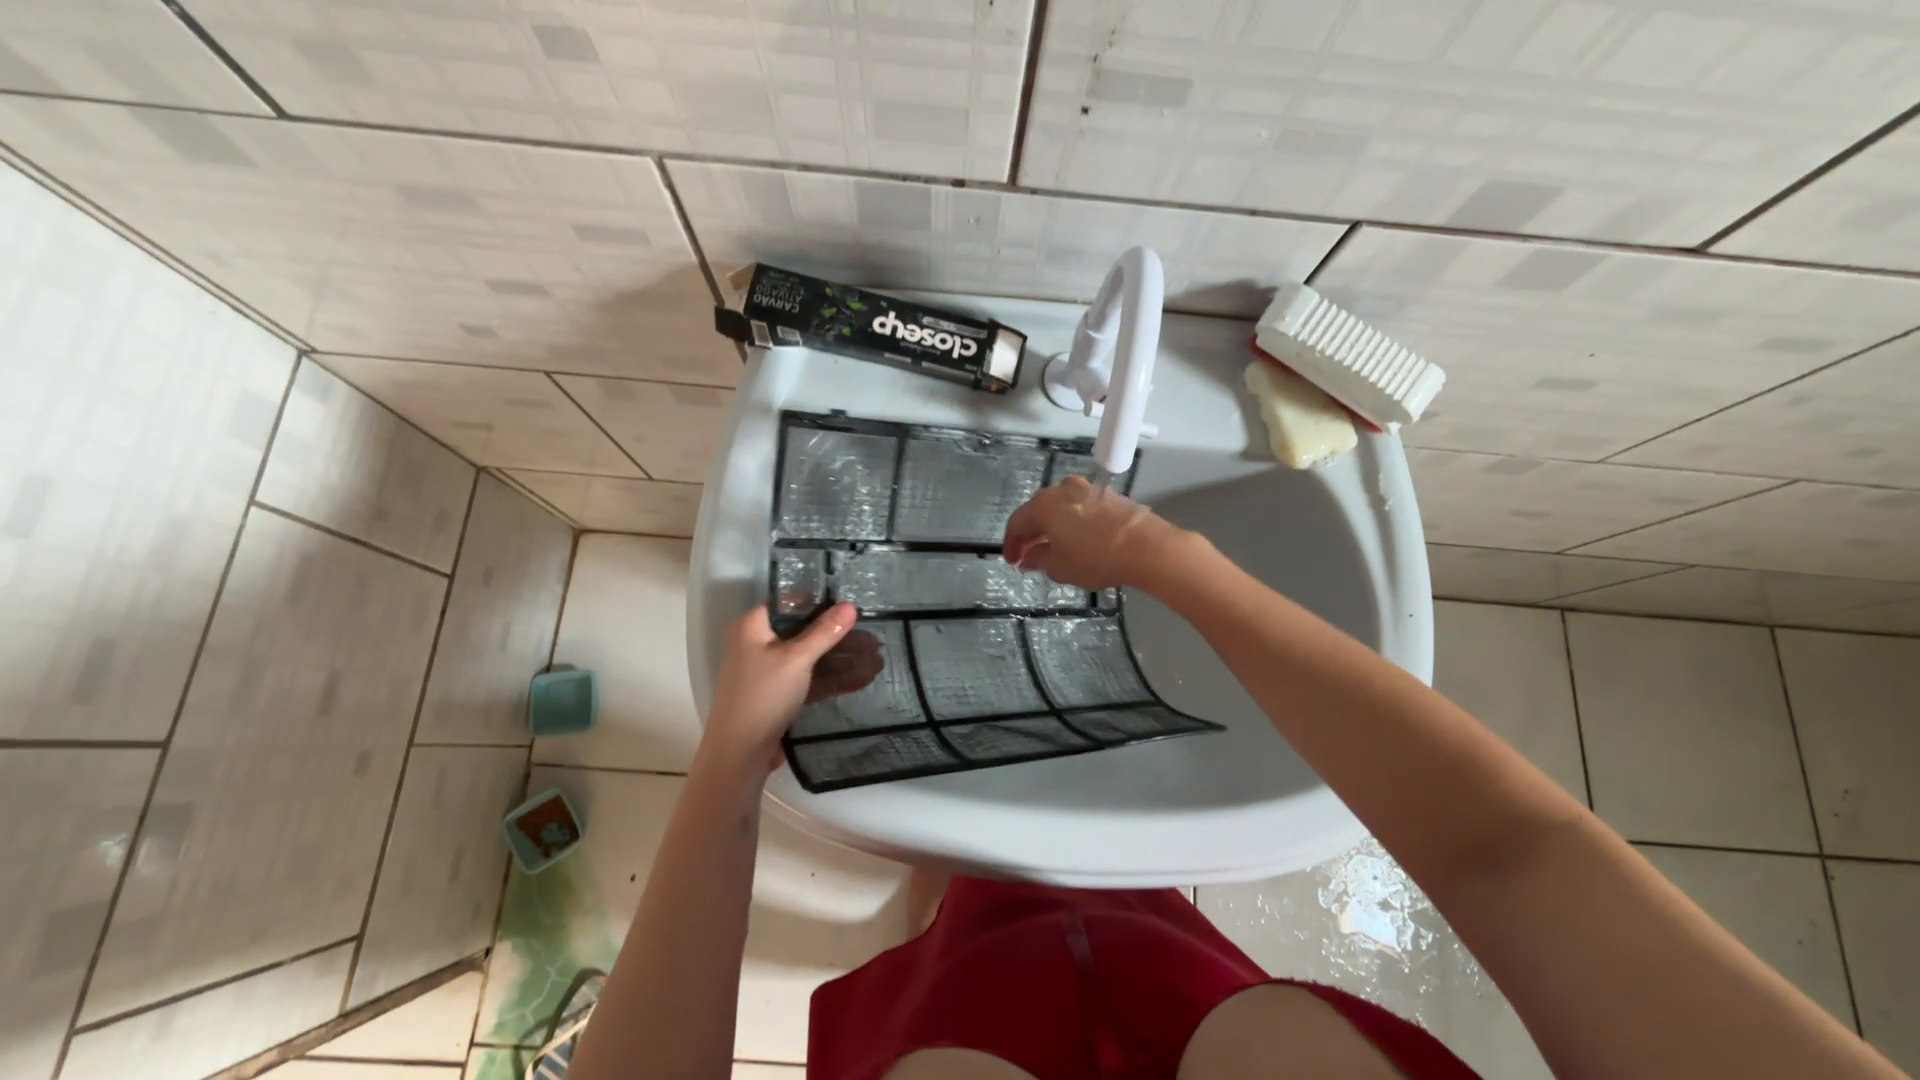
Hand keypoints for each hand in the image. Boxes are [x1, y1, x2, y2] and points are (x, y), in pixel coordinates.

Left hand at [702, 603, 879, 771]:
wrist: (740, 752)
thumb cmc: (763, 695)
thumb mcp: (797, 659)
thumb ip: (824, 632)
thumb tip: (849, 606)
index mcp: (753, 626)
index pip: (790, 604)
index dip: (821, 604)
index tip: (852, 609)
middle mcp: (758, 643)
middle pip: (805, 633)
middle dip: (841, 639)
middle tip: (874, 641)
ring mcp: (769, 671)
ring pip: (811, 658)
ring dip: (842, 661)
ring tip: (877, 662)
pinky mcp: (779, 694)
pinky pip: (809, 679)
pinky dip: (832, 679)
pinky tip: (862, 679)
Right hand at [1002, 476, 1191, 589]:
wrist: (1146, 546)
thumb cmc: (1095, 557)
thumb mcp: (1059, 567)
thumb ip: (1039, 560)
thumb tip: (1030, 556)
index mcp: (1043, 505)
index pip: (1017, 523)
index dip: (1011, 545)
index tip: (1012, 561)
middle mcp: (1062, 490)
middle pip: (1039, 512)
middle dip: (1033, 535)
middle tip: (1029, 557)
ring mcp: (1087, 490)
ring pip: (1062, 510)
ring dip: (1054, 529)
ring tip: (1055, 551)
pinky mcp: (1109, 496)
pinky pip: (1082, 510)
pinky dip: (1074, 525)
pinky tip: (1078, 542)